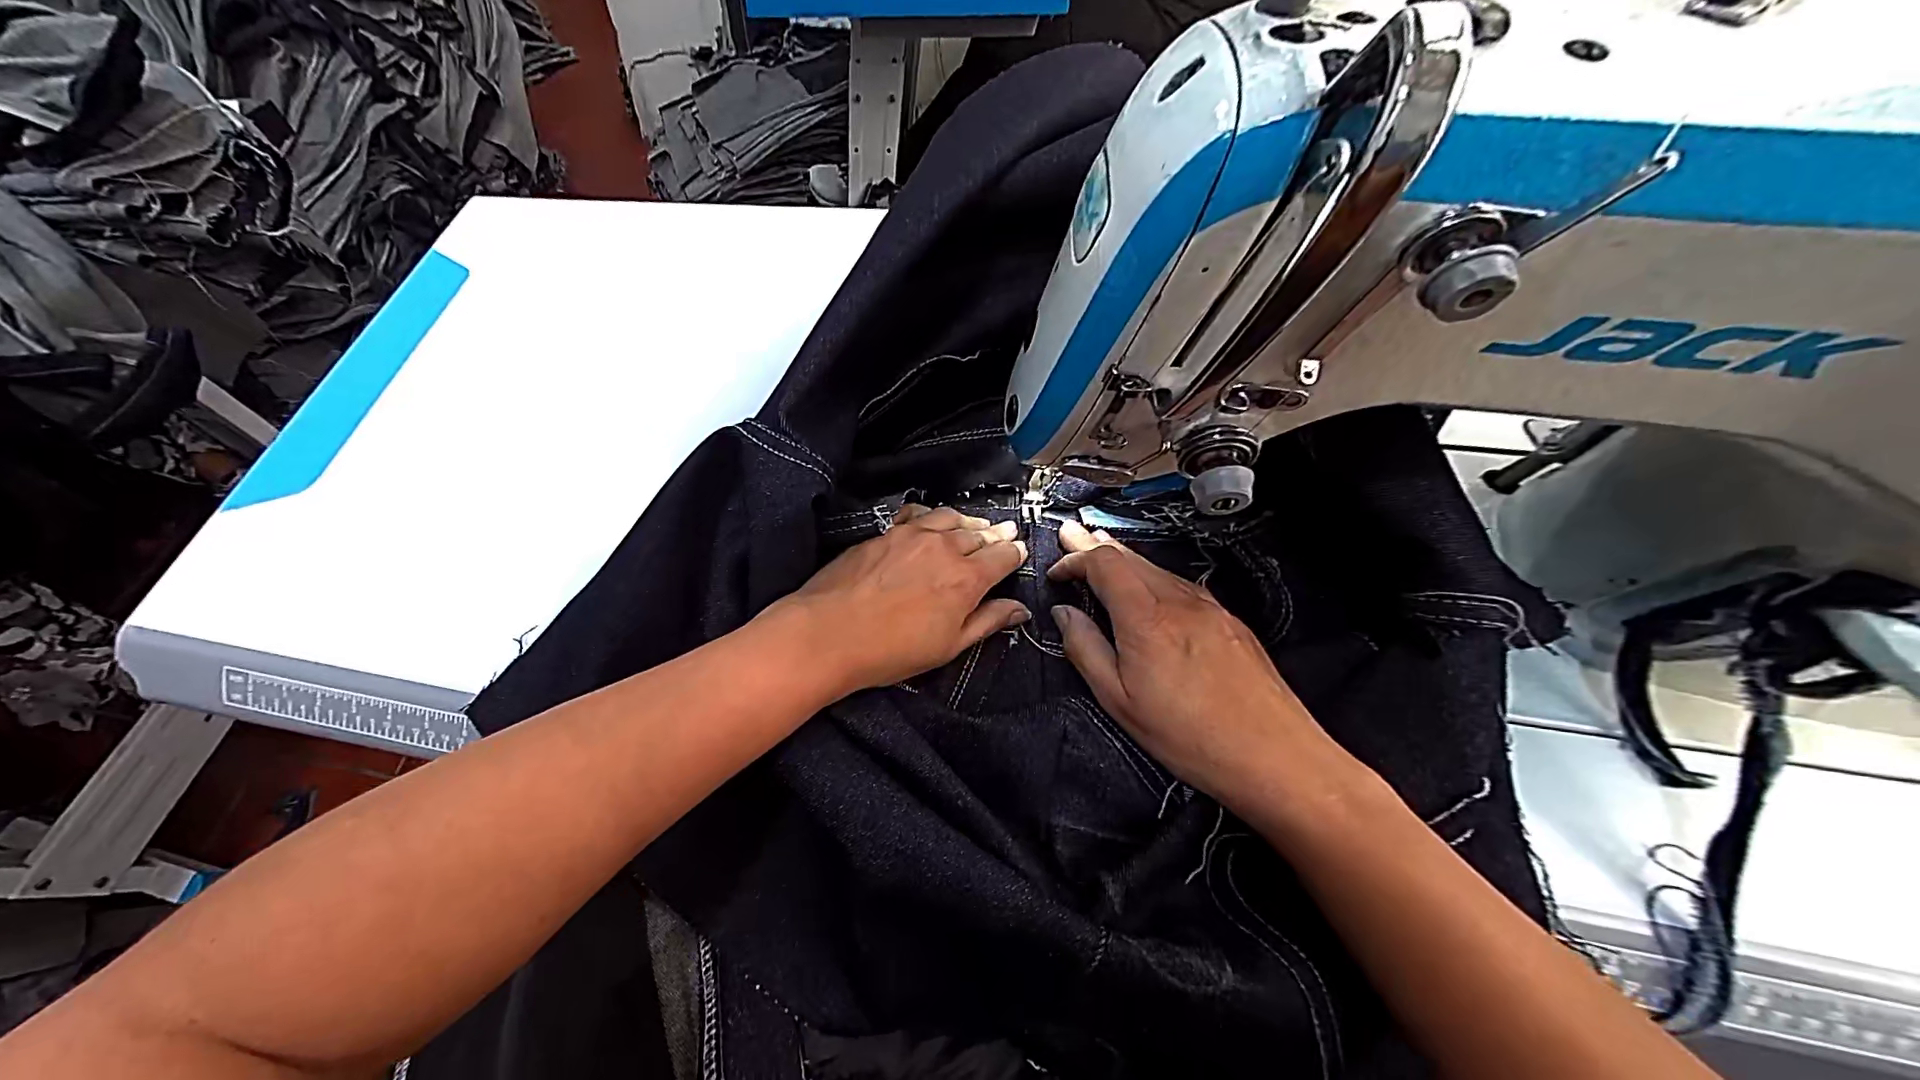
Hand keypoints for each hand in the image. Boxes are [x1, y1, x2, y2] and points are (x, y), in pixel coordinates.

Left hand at [767, 505, 1030, 696]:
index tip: (1016, 554)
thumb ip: (987, 621)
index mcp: (967, 578)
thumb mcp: (949, 646)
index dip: (1014, 554)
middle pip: (980, 533)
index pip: (1004, 555)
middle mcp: (945, 548)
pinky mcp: (886, 533)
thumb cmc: (890, 650)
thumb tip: (1018, 609)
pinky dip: (933, 517)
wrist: (828, 633)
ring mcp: (913, 536)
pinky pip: (919, 515)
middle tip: (1002, 537)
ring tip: (975, 526)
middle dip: (995, 536)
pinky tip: (932, 522)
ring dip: (968, 522)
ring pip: (951, 518)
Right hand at [1048, 520, 1351, 813]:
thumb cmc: (1198, 737)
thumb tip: (1065, 618)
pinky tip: (1148, 585)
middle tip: (1072, 537)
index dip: (1074, 559)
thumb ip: (1085, 649)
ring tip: (1102, 552)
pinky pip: (1181, 584)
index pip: (1102, 563)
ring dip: (1123, 559)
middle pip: (1129, 556)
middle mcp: (1179, 602)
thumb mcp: (1119, 700)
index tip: (1059, 570)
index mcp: (1146, 619)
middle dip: (1094, 545)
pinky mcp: (1228, 620)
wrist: (1274, 755)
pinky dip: (1153, 576)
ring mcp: (1208, 608)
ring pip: (1156, 567)